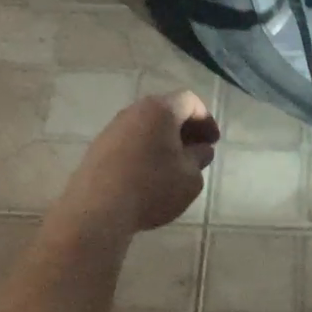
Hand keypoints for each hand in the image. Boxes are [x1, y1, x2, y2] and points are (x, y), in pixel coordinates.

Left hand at [55, 91, 219, 236]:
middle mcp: (133, 111)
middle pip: (165, 111)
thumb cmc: (153, 187)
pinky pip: (129, 142)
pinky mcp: (97, 149)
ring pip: (145, 127)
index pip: (189, 101)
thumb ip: (199, 157)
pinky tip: (148, 176)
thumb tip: (200, 149)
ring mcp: (112, 129)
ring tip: (173, 166)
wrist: (98, 210)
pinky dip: (144, 151)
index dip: (206, 119)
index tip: (213, 142)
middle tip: (196, 152)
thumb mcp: (190, 177)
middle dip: (184, 129)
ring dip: (163, 141)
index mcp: (160, 110)